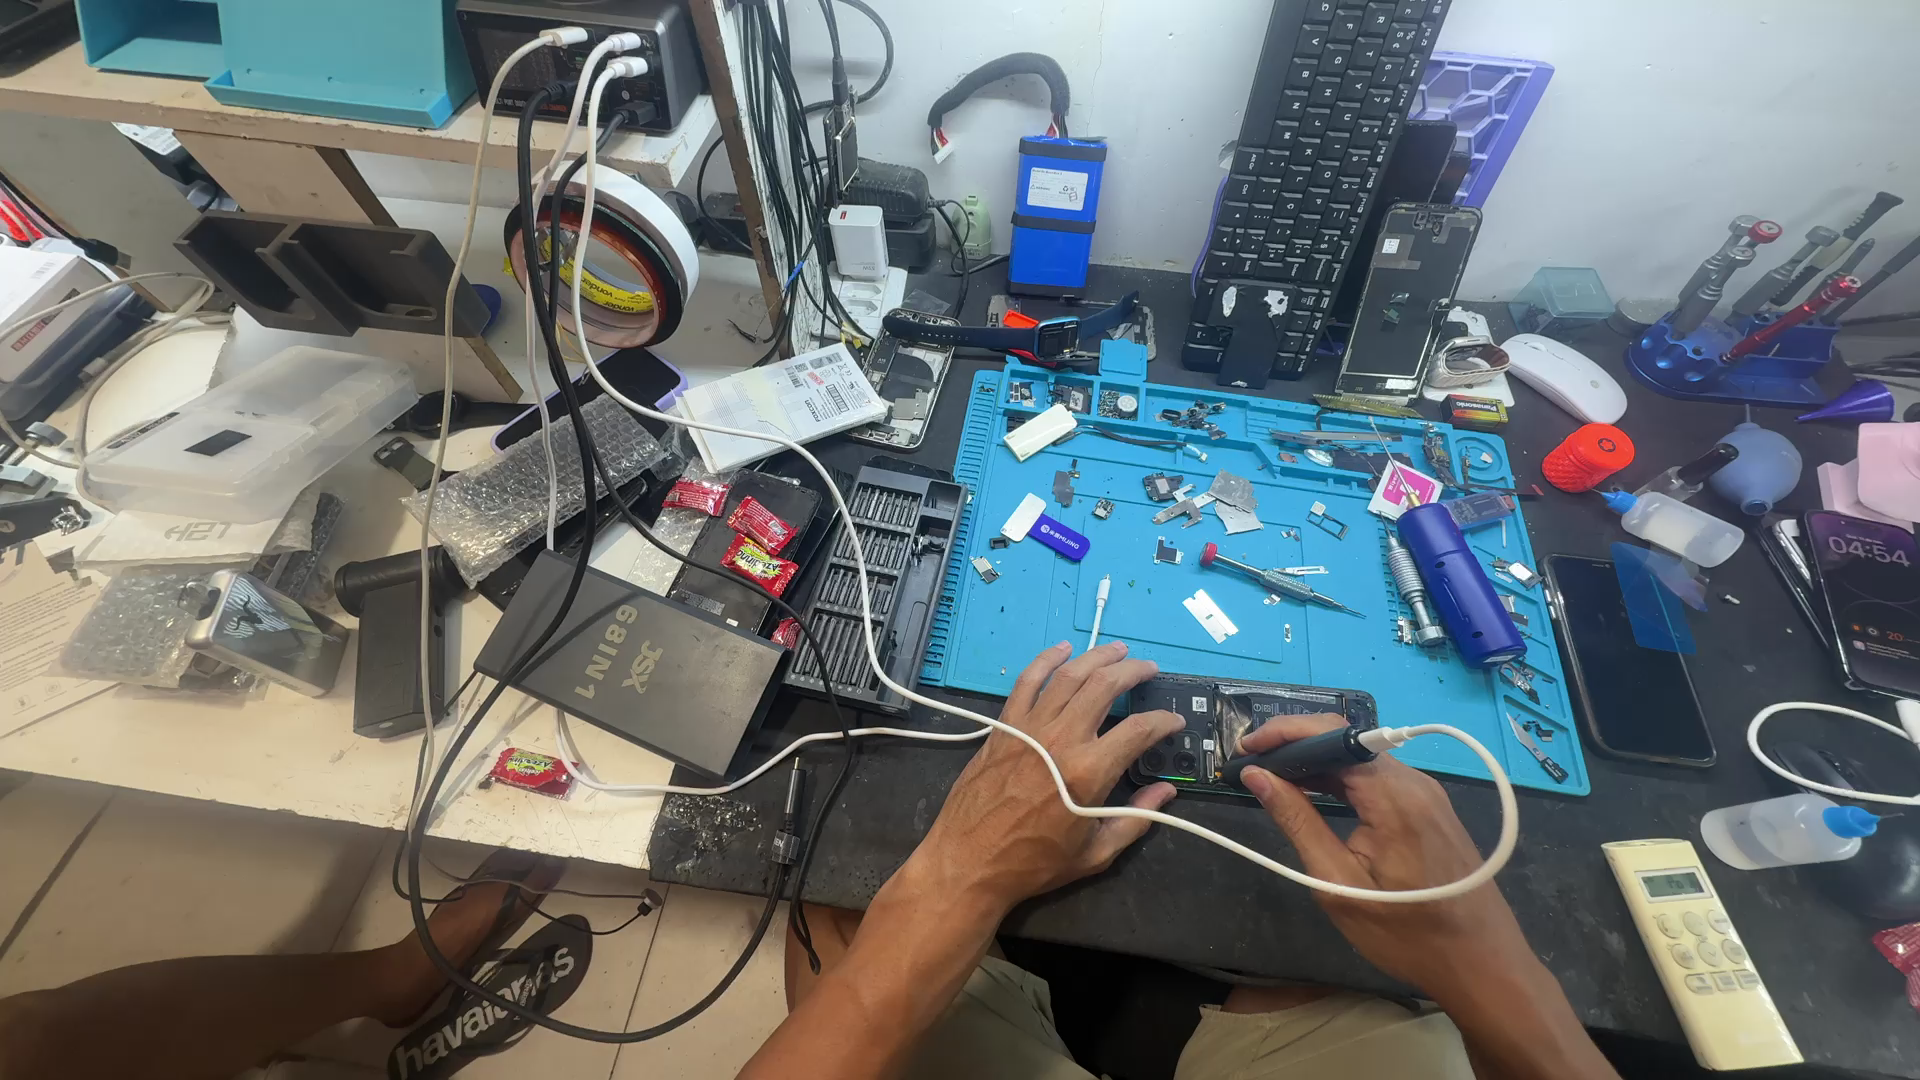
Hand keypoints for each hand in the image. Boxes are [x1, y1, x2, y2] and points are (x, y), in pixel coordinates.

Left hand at [913, 641, 1183, 914]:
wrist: (970, 859)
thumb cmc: (1034, 862)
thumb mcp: (1095, 854)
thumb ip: (1135, 820)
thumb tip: (1165, 793)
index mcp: (1090, 771)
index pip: (1138, 731)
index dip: (1163, 721)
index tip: (1173, 721)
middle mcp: (1062, 738)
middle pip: (1104, 686)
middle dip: (1132, 671)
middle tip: (1148, 668)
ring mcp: (1030, 726)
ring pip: (1068, 675)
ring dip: (1096, 657)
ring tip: (1116, 650)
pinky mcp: (1006, 724)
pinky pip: (1027, 681)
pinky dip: (1046, 660)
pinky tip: (1062, 649)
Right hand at [1238, 713, 1538, 998]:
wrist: (1487, 971)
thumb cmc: (1407, 934)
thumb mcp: (1337, 883)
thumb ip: (1296, 821)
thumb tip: (1256, 776)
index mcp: (1394, 795)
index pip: (1330, 735)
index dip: (1282, 733)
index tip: (1245, 750)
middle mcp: (1413, 781)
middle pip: (1343, 739)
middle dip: (1292, 744)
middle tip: (1252, 764)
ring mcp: (1425, 793)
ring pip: (1357, 756)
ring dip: (1313, 761)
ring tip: (1272, 777)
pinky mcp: (1428, 807)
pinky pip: (1374, 775)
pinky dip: (1337, 776)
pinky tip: (1312, 792)